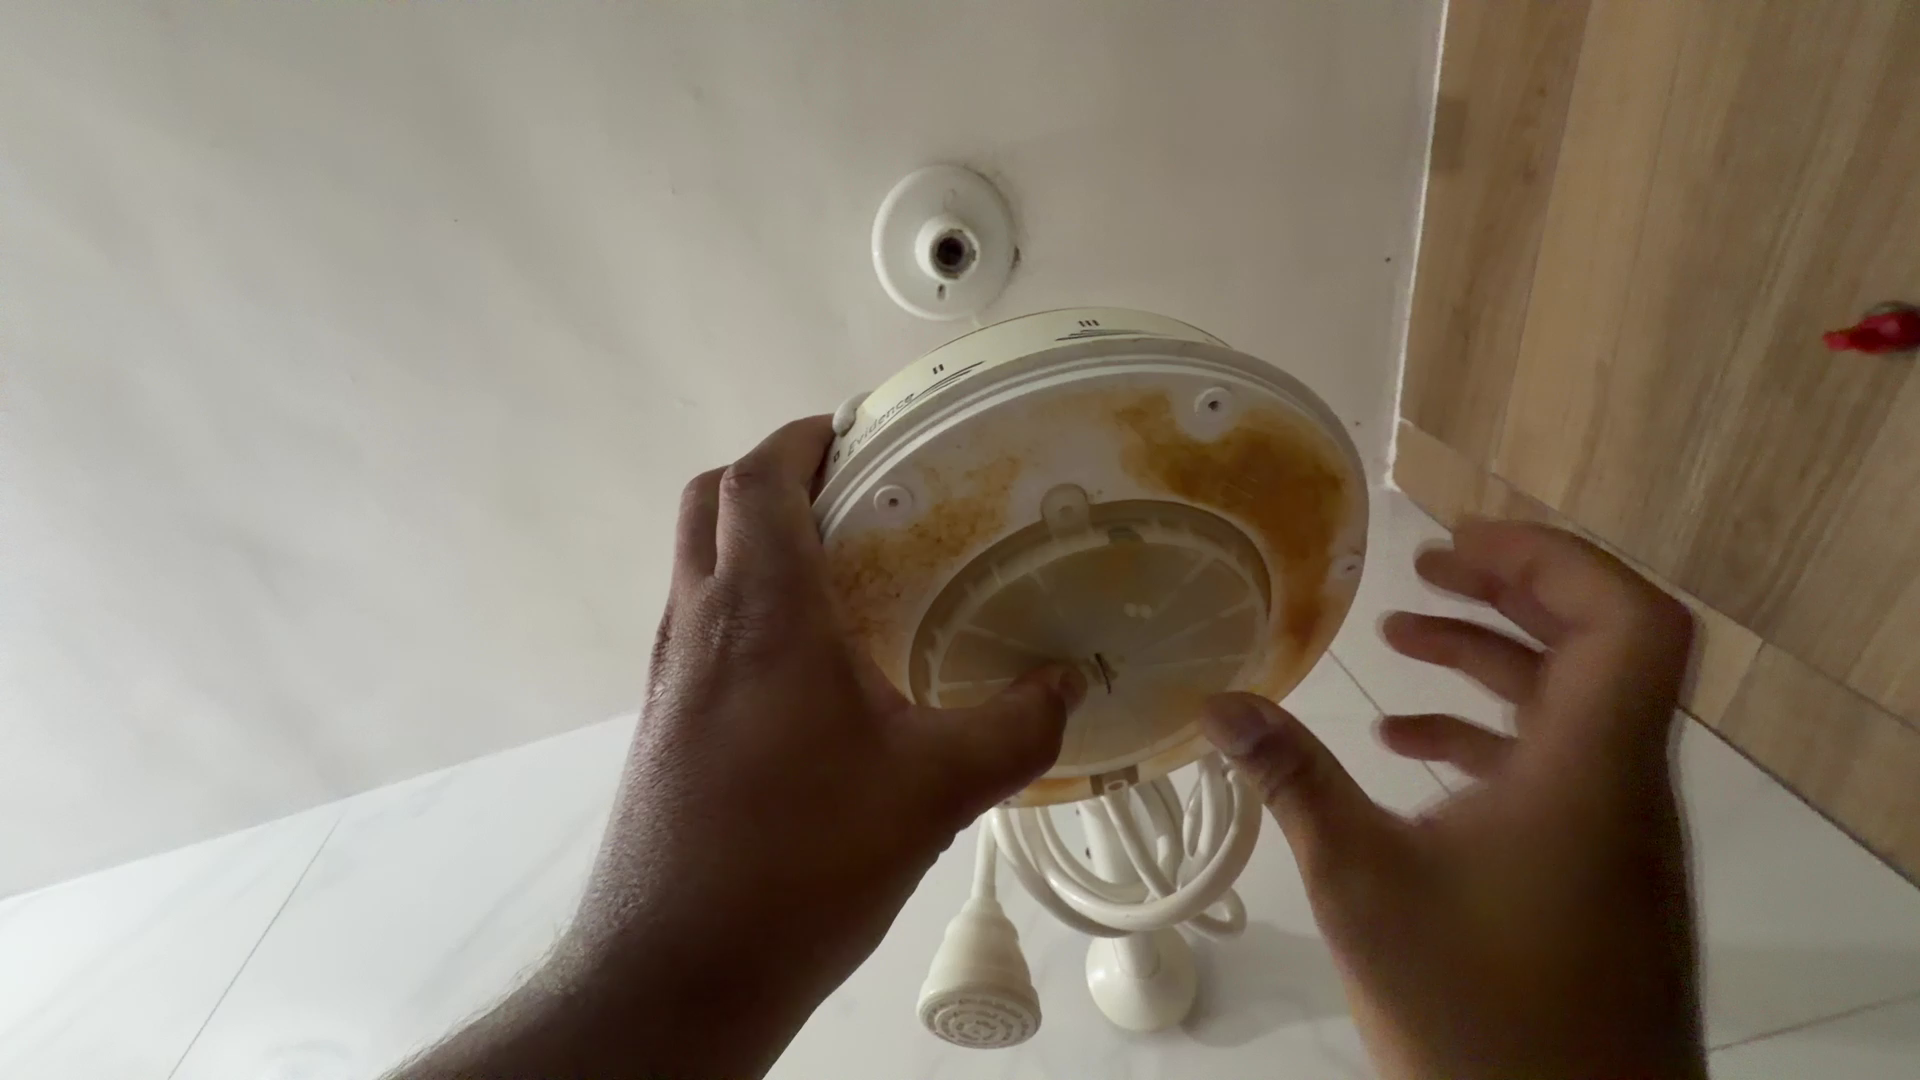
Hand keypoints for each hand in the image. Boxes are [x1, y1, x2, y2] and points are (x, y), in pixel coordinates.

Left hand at [401, 417, 1082, 1079]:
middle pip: (710, 502)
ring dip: (756, 534)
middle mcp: (700, 625)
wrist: (674, 972)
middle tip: (852, 486)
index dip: (801, 438)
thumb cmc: (799, 864)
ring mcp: (671, 671)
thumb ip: (1014, 729)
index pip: (756, 480)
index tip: (857, 431)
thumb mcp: (932, 792)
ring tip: (842, 559)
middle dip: (774, 473)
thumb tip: (1070, 685)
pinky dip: (747, 595)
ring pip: (700, 558)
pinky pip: (702, 618)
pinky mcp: (665, 715)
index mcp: (761, 615)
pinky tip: (811, 652)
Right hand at [1202, 519, 1705, 1079]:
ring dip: (1488, 654)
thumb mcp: (1358, 878)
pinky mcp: (1591, 863)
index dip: (1555, 559)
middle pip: (1605, 645)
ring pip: (1573, 701)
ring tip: (1395, 633)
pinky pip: (1550, 760)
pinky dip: (1480, 728)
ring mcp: (1611, 828)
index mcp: (1587, 774)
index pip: (1630, 625)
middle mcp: (1620, 786)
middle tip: (1423, 563)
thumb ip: (1291, 777)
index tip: (1459, 538)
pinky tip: (1400, 740)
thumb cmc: (1470, 1005)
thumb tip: (1218, 701)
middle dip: (1511, 588)